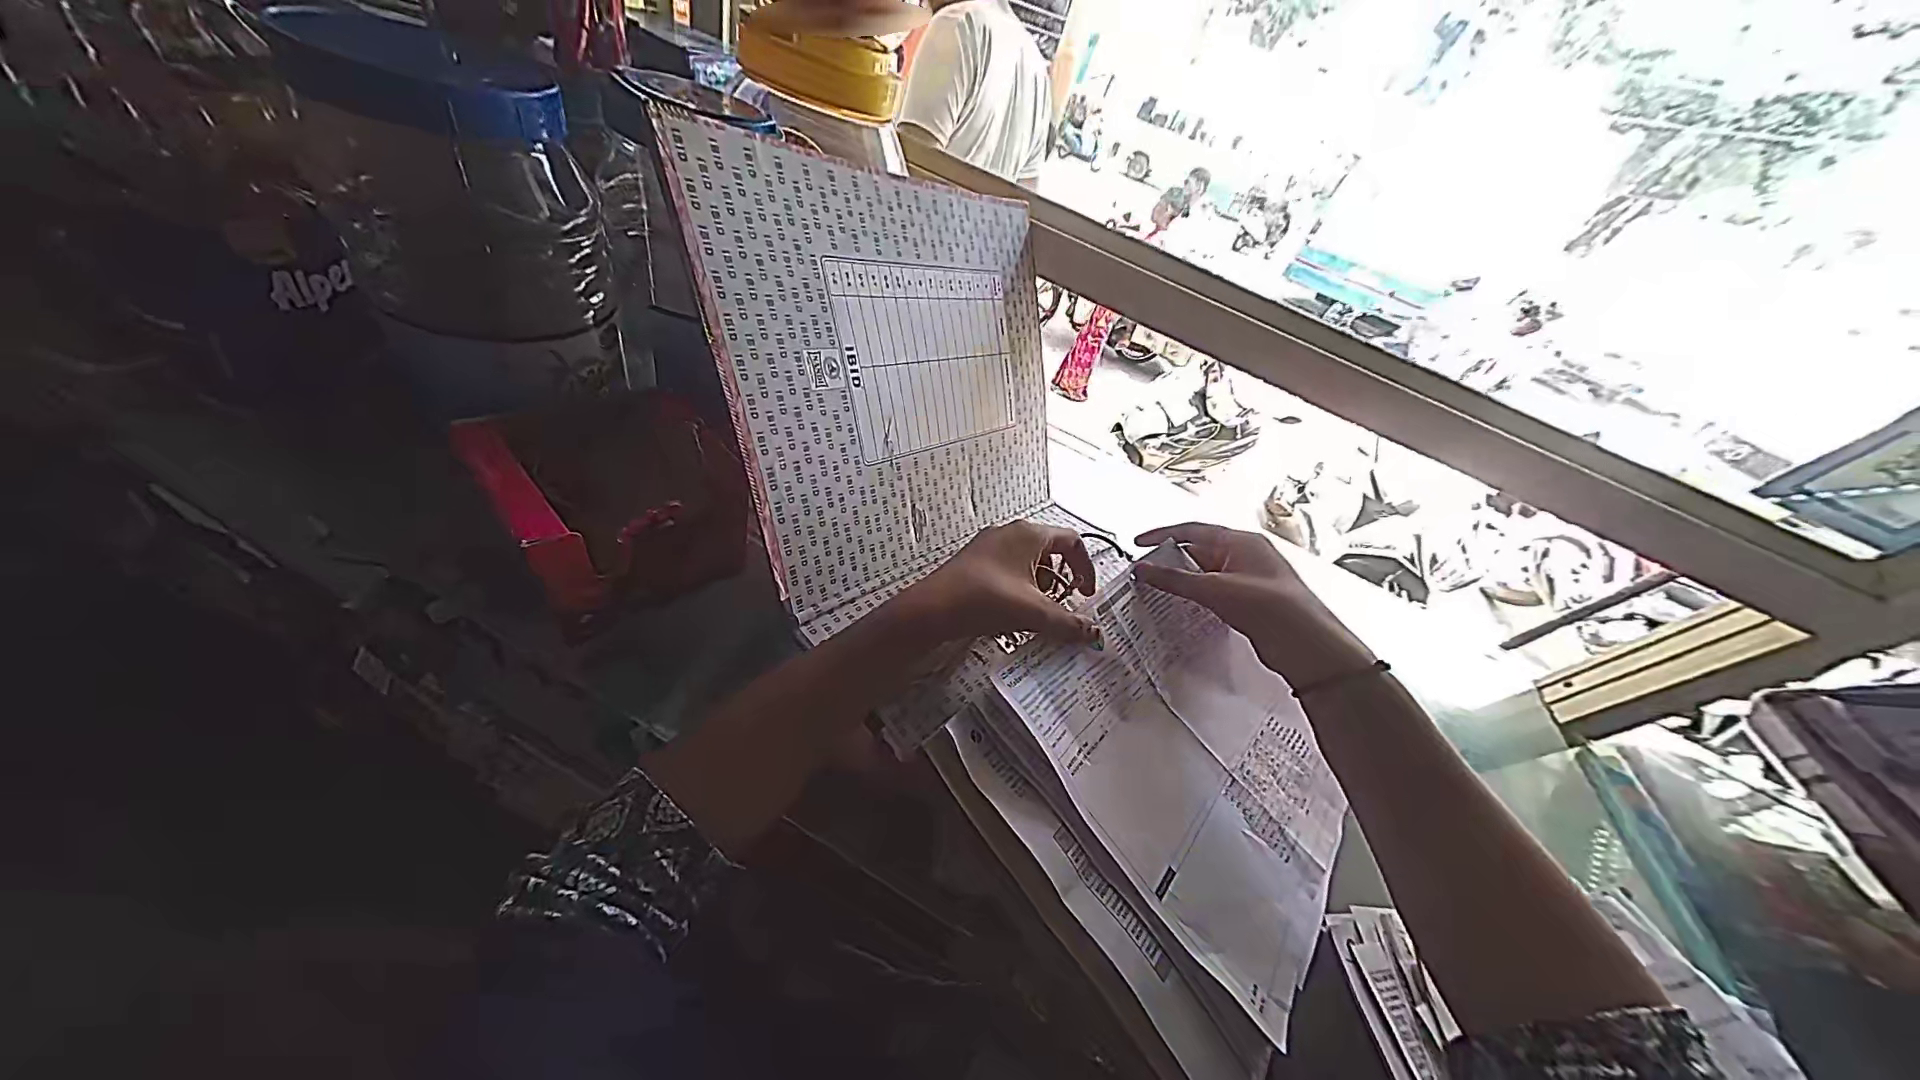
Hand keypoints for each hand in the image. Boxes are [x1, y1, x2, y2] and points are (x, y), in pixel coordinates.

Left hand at [896, 520, 1099, 645]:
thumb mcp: (1033, 612)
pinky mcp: (974, 565)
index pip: (1071, 541)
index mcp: (1028, 534)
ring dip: (1039, 589)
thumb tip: (1093, 633)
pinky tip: (1014, 617)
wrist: (930, 610)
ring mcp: (988, 548)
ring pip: (1027, 565)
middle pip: (1049, 553)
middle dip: (1061, 582)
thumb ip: (1068, 623)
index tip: (1086, 594)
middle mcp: (1008, 534)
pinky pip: (1007, 573)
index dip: (1085, 567)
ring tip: (1039, 616)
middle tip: (1063, 606)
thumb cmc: (982, 599)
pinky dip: (1018, 591)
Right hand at [1133, 523, 1374, 686]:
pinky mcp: (1247, 601)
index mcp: (1241, 542)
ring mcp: (1246, 579)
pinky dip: (1193, 595)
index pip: (1192, 530)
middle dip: (1169, 560)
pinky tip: (1182, 605)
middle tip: (1144, 571)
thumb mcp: (1216, 589)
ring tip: (1156, 589)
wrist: (1307, 646)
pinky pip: (1212, 590)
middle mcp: (1244, 556)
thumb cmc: (1274, 609)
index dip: (1162, 534)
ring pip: (1203, 573)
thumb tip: (1145, 568)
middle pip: (1196, 550)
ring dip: (1180, 580)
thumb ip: (1175, 579)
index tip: (1139, 542)